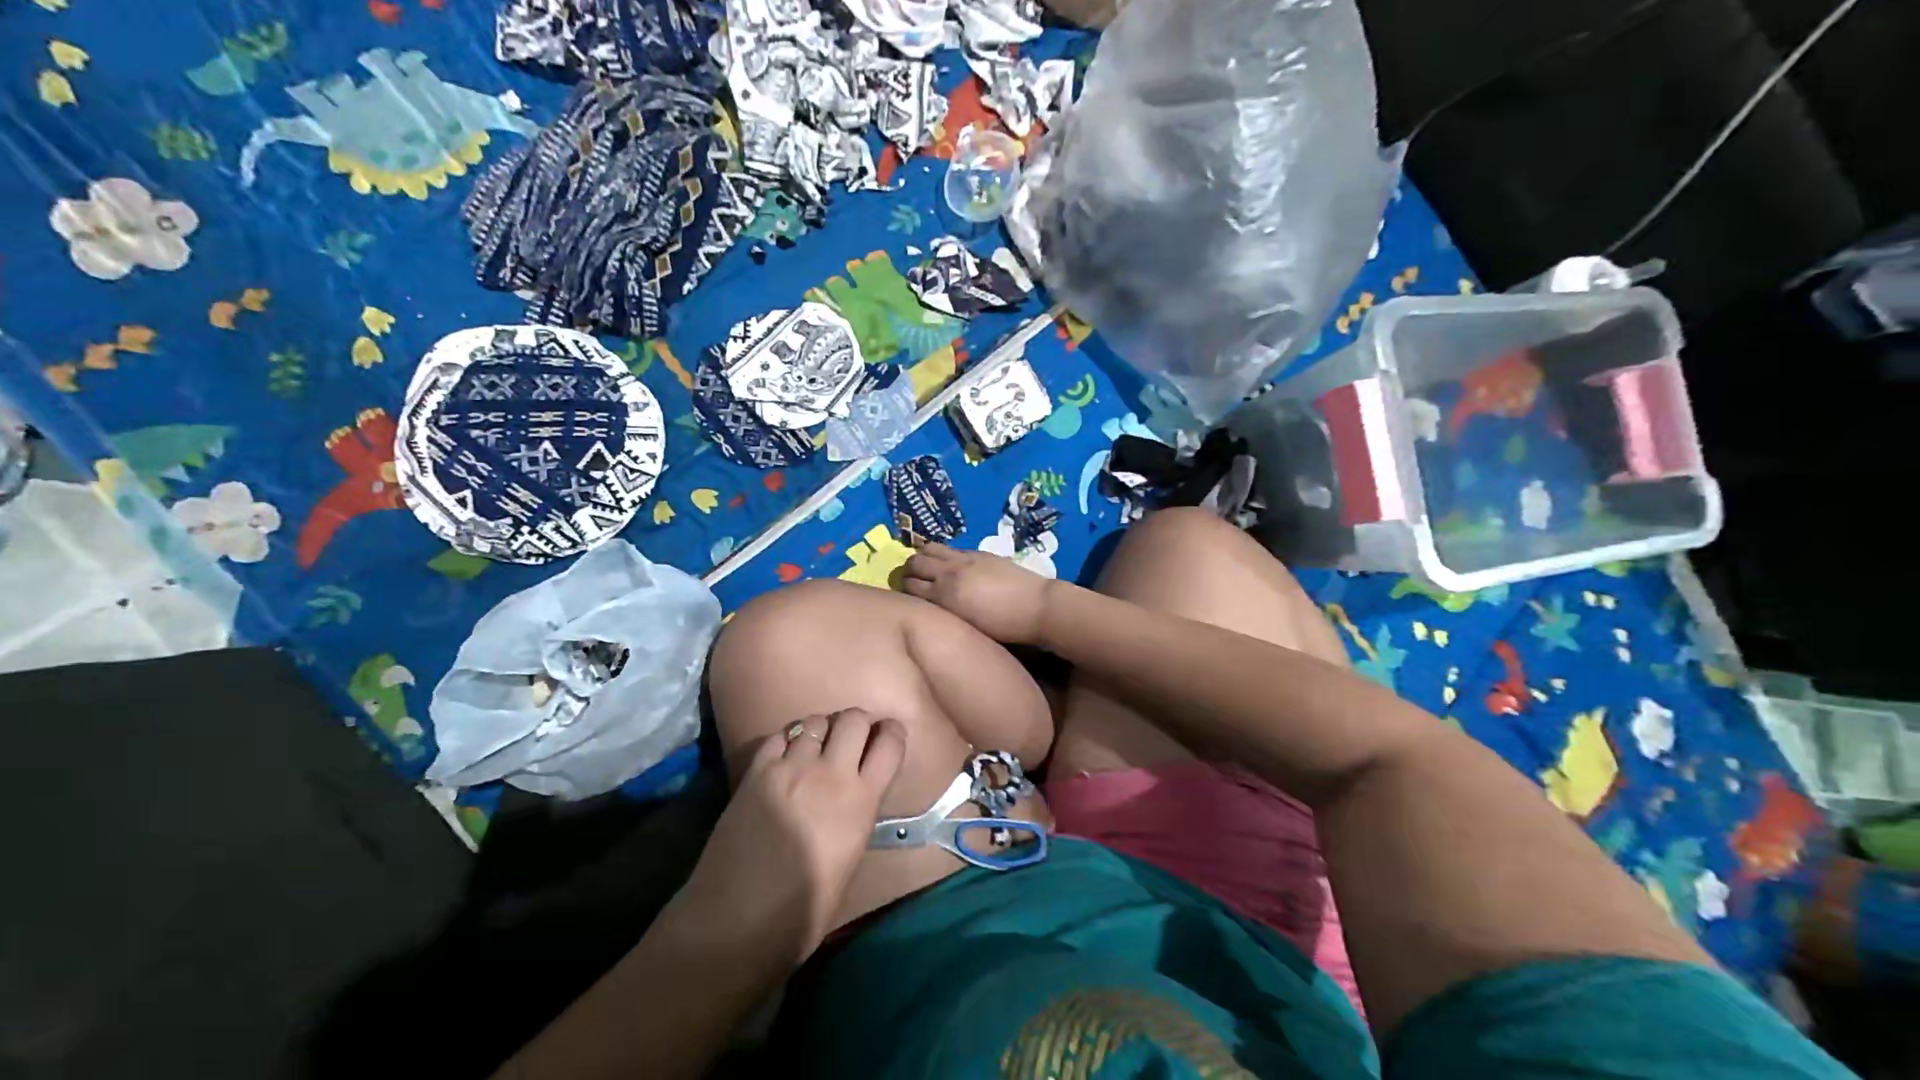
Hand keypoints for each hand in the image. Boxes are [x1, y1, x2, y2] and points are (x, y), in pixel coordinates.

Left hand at [675, 709, 906, 963]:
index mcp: (861, 802)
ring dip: (823, 729)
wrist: (737, 921)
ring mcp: (790, 769)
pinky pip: (779, 737)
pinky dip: (788, 739)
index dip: (892, 733)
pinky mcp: (756, 772)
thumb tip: (855, 799)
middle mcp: (830, 774)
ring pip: (815, 722)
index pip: (890, 745)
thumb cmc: (802, 912)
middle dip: (858, 722)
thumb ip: (857, 818)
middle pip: (853, 719)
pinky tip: (786, 756)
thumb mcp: (850, 863)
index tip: (889, 735)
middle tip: (854, 737)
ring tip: (818, 746)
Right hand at [901, 543, 1055, 644]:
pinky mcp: (979, 553)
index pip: (910, 586)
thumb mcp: (966, 626)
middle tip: (914, 579)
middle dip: (909, 569)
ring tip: (928, 566)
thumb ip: (944, 613)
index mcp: (944, 597)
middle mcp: (949, 573)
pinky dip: (943, 554)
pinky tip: (948, 563)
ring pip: (930, 548)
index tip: (906, 595)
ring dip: (923, 555)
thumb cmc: (1003, 628)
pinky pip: (951, 548)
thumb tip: (931, 606)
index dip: (904, 589)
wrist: (1036, 607)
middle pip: (915, 562)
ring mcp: (964, 559)